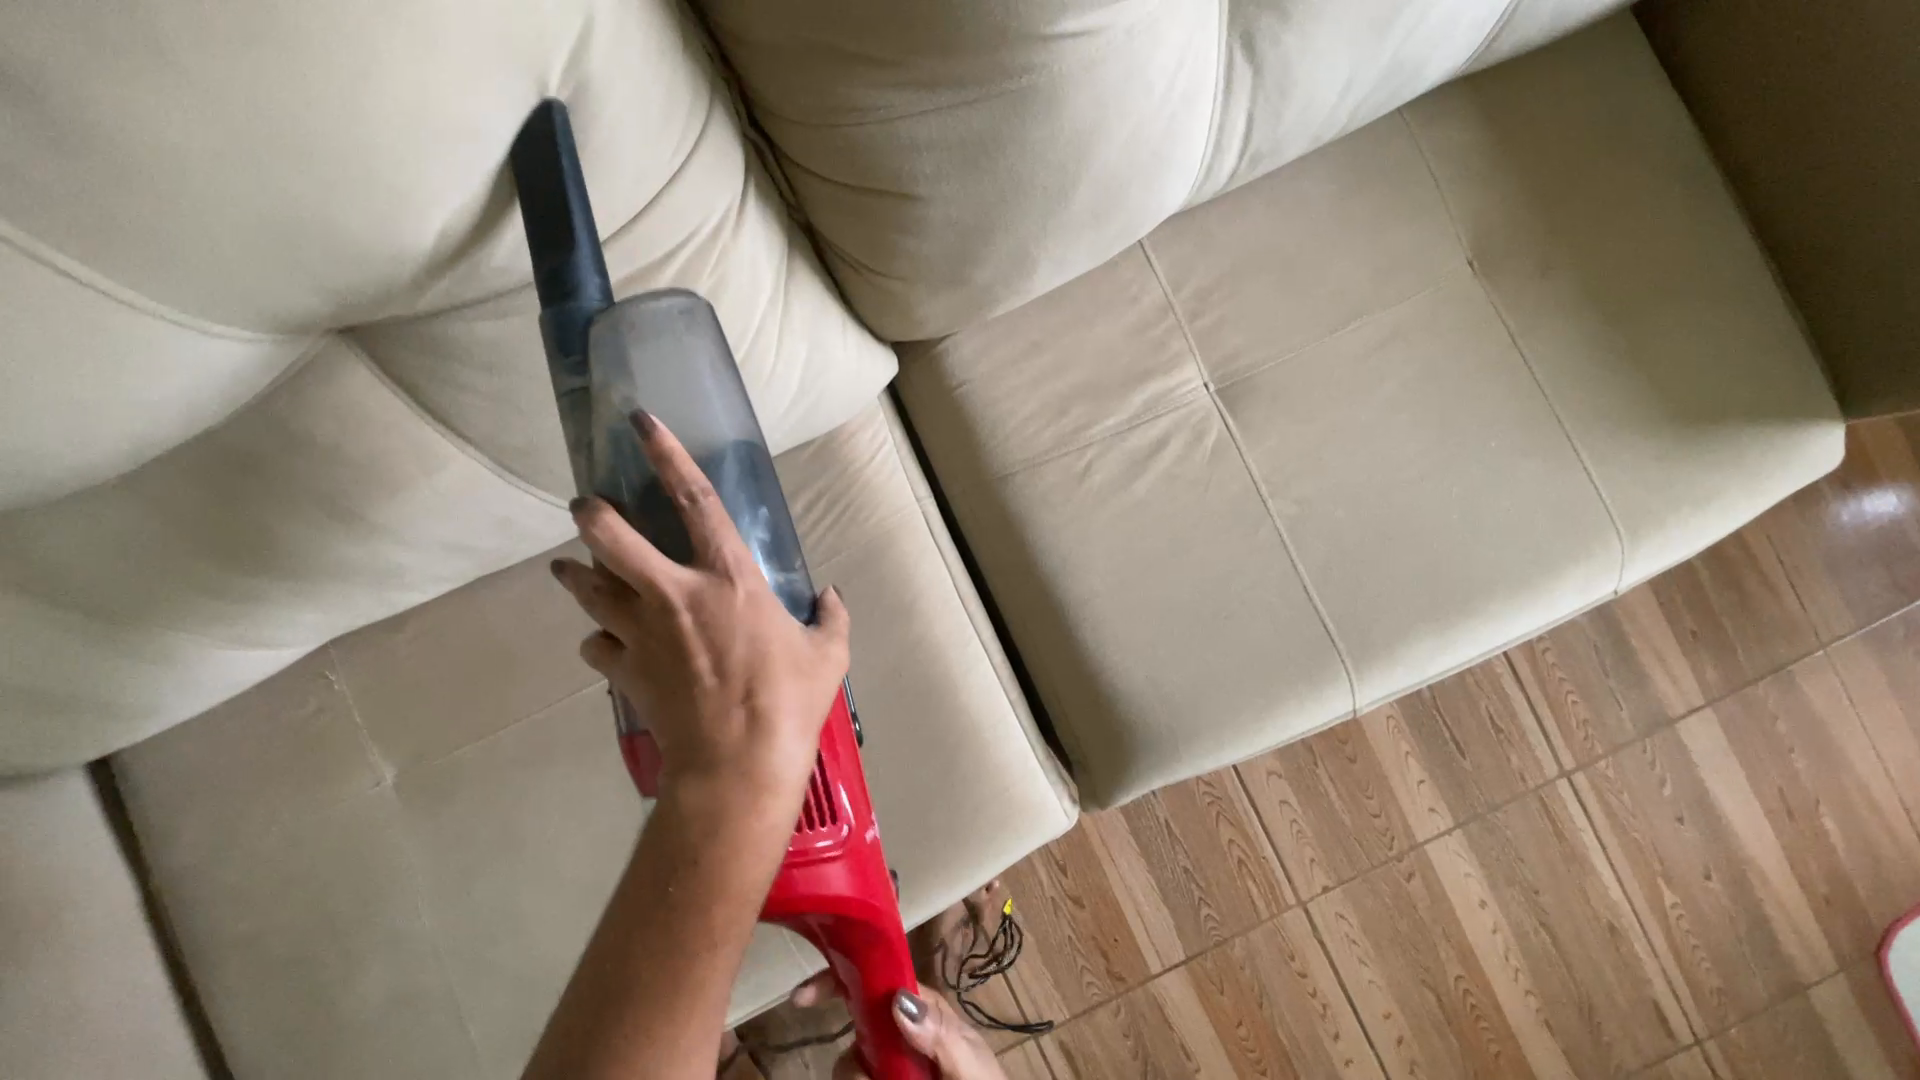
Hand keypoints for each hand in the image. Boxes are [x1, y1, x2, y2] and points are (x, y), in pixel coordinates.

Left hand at [550, 410, 850, 818]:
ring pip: (589, 588)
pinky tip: (608, 644)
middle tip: (586, 507)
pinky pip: (596, 645)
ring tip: (572, 568)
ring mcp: (641, 632)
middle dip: (592, 514)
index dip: (665, 454)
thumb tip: (830, 596)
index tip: (641, 422)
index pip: (693, 499)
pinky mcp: (624, 671)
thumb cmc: (789, 701)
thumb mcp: (829, 654)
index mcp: (728, 577)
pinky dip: (599, 640)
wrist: (737, 764)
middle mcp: (674, 592)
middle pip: (610, 537)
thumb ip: (832, 617)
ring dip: (578, 574)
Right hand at [829, 986, 1006, 1079]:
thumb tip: (897, 997)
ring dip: (855, 1077)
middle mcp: (903, 1033)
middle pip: (856, 1029)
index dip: (838, 980)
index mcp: (923, 1011)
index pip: (879, 982)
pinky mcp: (885, 1079)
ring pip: (851, 1066)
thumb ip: (939, 1033)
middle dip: (848, 1057)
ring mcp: (893, 1064)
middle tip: (853, 1079)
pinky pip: (856, 1077)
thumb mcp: (969, 1060)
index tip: (803, 997)